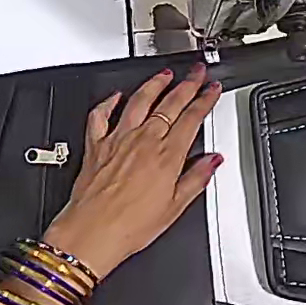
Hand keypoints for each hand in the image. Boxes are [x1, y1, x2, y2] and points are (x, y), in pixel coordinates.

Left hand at [41, 66, 224, 278]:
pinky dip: (109, 102)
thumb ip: (196, 178)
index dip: (205, 99)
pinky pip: (101, 115)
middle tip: (197, 71)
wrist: (92, 232)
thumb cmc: (130, 226)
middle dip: (188, 84)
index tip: (213, 88)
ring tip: (165, 73)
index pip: (192, 118)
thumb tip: (213, 161)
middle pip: (170, 103)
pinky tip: (116, 95)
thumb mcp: (175, 207)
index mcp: (166, 156)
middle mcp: (143, 141)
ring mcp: (118, 139)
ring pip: (139, 100)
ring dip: (154, 84)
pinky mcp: (96, 145)